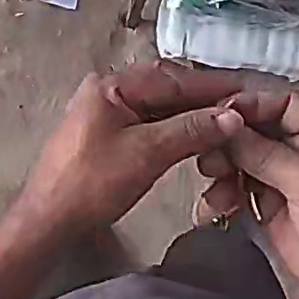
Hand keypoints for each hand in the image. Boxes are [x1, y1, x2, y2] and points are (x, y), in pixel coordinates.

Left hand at [14, 63, 246, 237]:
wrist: (50, 220)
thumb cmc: (91, 184)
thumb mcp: (146, 154)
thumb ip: (190, 130)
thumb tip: (232, 115)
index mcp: (110, 85)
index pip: (172, 78)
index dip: (213, 86)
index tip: (249, 91)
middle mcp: (106, 91)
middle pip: (165, 88)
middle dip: (204, 99)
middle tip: (244, 108)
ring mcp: (105, 113)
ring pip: (158, 107)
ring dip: (191, 115)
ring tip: (229, 123)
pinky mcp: (106, 135)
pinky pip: (147, 123)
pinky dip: (174, 129)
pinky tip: (198, 137)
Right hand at [200, 90, 298, 298]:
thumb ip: (268, 154)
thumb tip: (229, 128)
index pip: (283, 104)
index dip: (249, 106)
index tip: (218, 116)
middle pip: (256, 129)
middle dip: (229, 141)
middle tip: (209, 155)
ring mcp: (287, 179)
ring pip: (242, 158)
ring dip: (222, 169)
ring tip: (215, 186)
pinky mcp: (271, 205)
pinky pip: (237, 188)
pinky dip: (222, 194)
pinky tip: (217, 207)